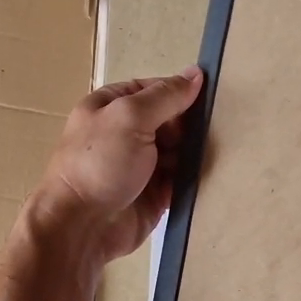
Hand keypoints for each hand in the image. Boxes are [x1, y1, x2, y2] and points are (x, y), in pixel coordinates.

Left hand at [34, 67, 204, 262]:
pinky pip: (179, 184)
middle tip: (215, 133)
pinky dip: (192, 182)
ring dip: (194, 155)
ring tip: (218, 156)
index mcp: (113, 107)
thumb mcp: (130, 117)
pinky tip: (211, 179)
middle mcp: (126, 135)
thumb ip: (165, 97)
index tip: (209, 101)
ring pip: (178, 154)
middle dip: (190, 128)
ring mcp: (140, 168)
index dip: (180, 94)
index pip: (155, 91)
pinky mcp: (153, 198)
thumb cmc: (100, 164)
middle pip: (170, 123)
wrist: (82, 226)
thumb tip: (195, 73)